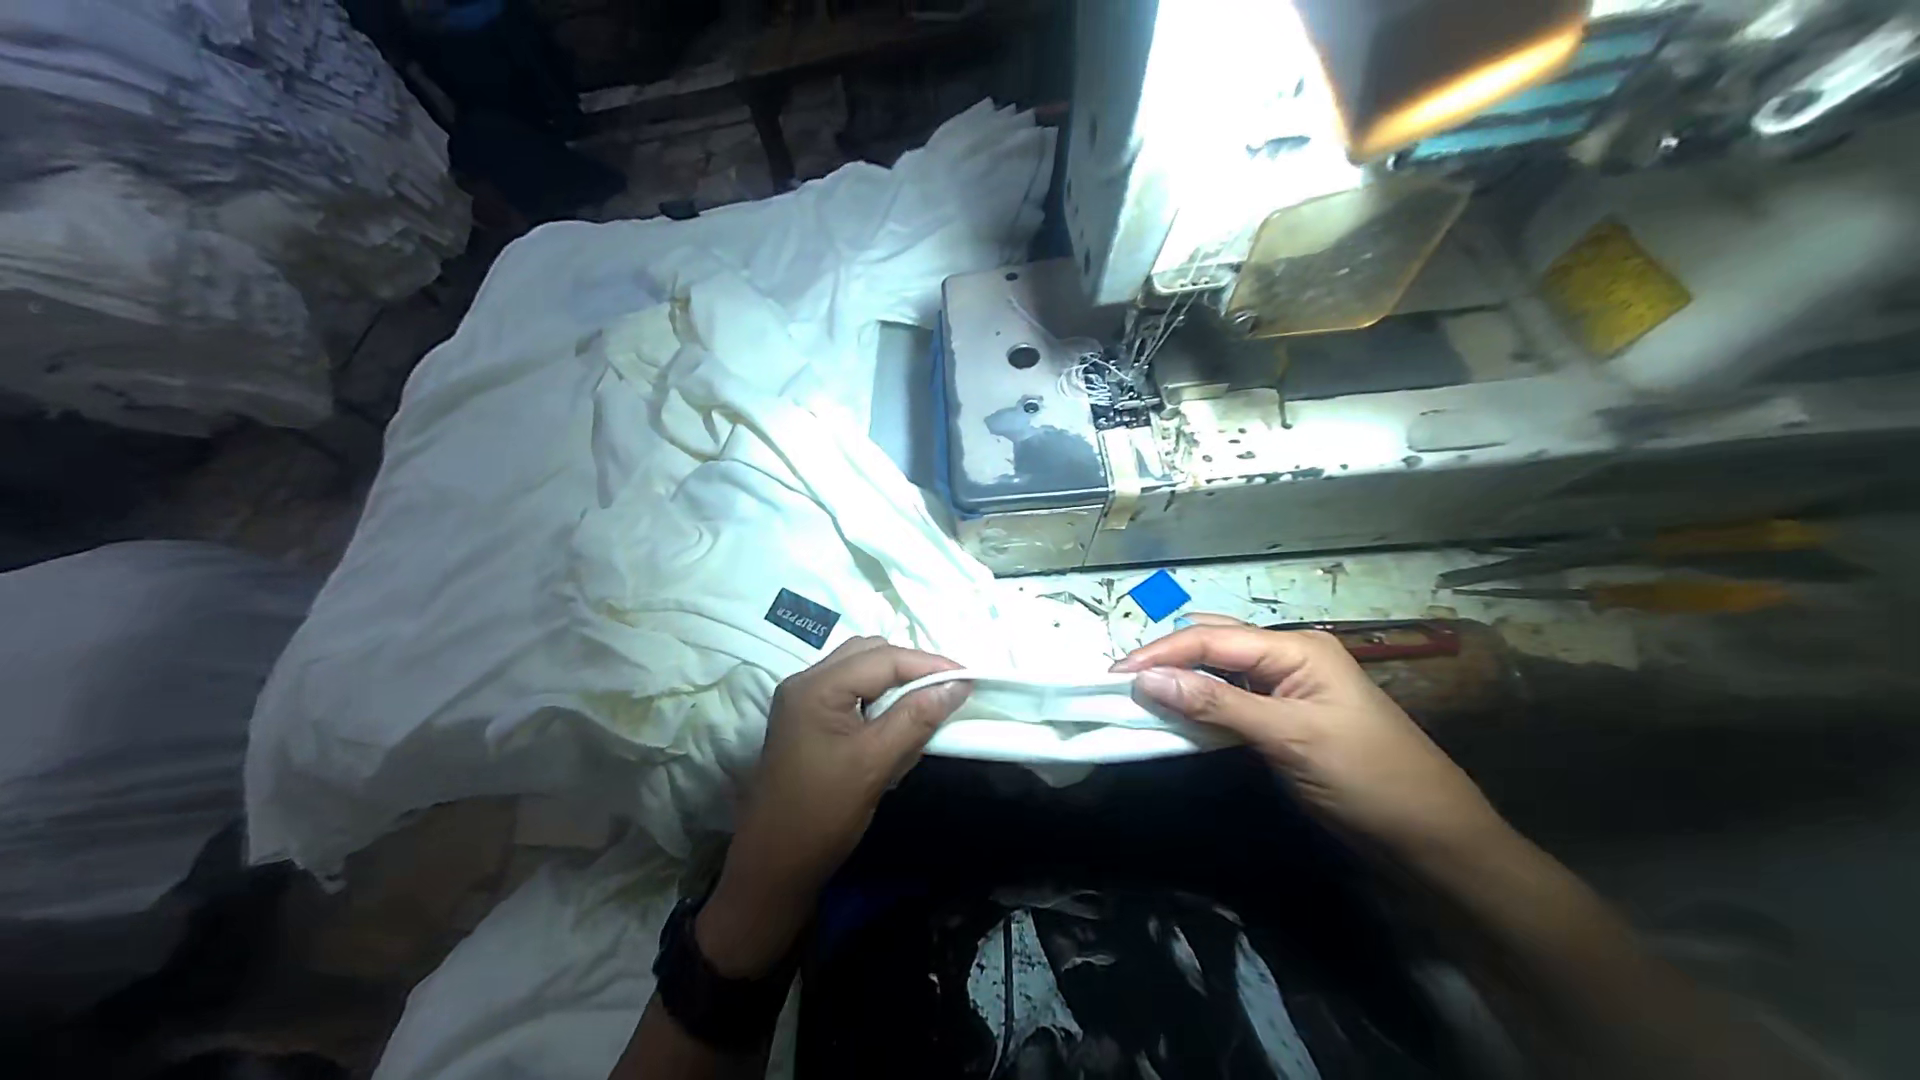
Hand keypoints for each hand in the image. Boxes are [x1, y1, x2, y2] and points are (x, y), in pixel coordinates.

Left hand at [697, 637, 970, 975]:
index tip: (968, 677)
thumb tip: (957, 685)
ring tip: (928, 701)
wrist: (774, 865)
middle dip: (912, 667)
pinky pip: (852, 689)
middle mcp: (806, 682)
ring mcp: (804, 699)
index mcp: (816, 687)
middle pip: (869, 653)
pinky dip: (880, 696)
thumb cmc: (822, 814)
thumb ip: (917, 717)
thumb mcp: (876, 763)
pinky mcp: (809, 717)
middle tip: (948, 688)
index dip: (928, 664)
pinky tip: (899, 716)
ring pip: (861, 668)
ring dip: (896, 680)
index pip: (882, 658)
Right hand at [1114, 618, 1504, 859]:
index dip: (1161, 653)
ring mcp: (1285, 687)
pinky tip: (1176, 713)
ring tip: (1139, 694)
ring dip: (1180, 679)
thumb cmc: (1367, 777)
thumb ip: (1216, 705)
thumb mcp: (1289, 736)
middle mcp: (1287, 657)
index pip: (1212, 640)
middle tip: (1122, 680)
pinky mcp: (1281, 718)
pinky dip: (1199, 704)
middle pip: (1213, 643)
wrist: (1430, 838)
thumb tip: (1147, 680)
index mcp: (1296, 647)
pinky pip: (1229, 700)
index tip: (1116, 675)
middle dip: (1166, 656)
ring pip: (1218, 670)